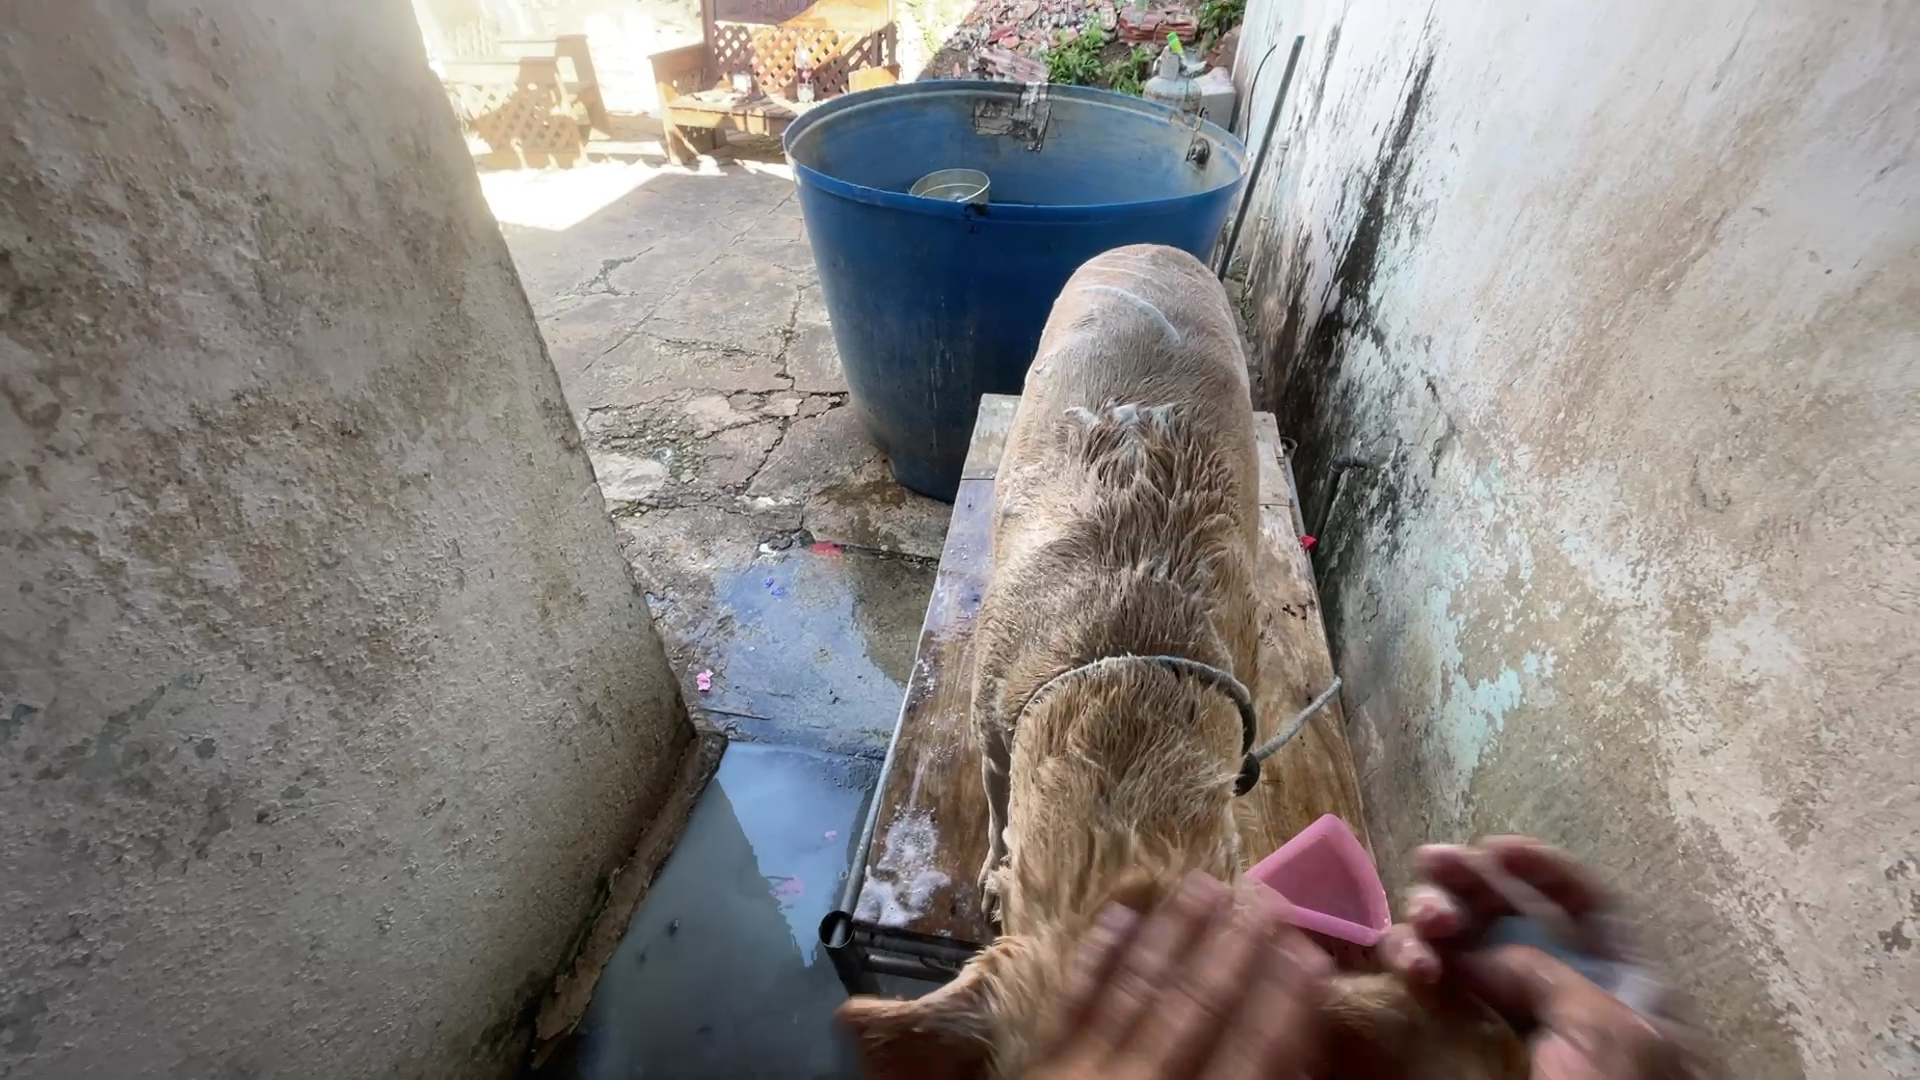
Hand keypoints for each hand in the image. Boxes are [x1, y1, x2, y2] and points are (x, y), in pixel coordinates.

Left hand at [1028, 872, 1330, 1079]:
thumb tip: (1294, 1066)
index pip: (1252, 1058)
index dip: (1283, 1000)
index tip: (1306, 948)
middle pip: (1197, 1010)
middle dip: (1234, 950)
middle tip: (1263, 894)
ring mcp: (1089, 1072)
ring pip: (1139, 990)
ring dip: (1174, 935)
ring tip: (1203, 885)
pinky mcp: (1046, 1064)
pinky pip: (1075, 1000)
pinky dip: (1099, 956)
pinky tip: (1120, 914)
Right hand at [1378, 836, 1699, 1079]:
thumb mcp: (1610, 1037)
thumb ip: (1546, 973)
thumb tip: (1479, 958)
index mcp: (1626, 991)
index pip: (1588, 907)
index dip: (1543, 868)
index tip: (1495, 845)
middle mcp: (1562, 992)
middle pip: (1509, 910)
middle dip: (1467, 880)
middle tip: (1431, 865)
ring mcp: (1508, 1014)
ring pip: (1459, 939)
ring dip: (1431, 917)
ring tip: (1423, 928)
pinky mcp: (1460, 1035)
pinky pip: (1430, 977)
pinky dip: (1411, 957)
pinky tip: (1408, 962)